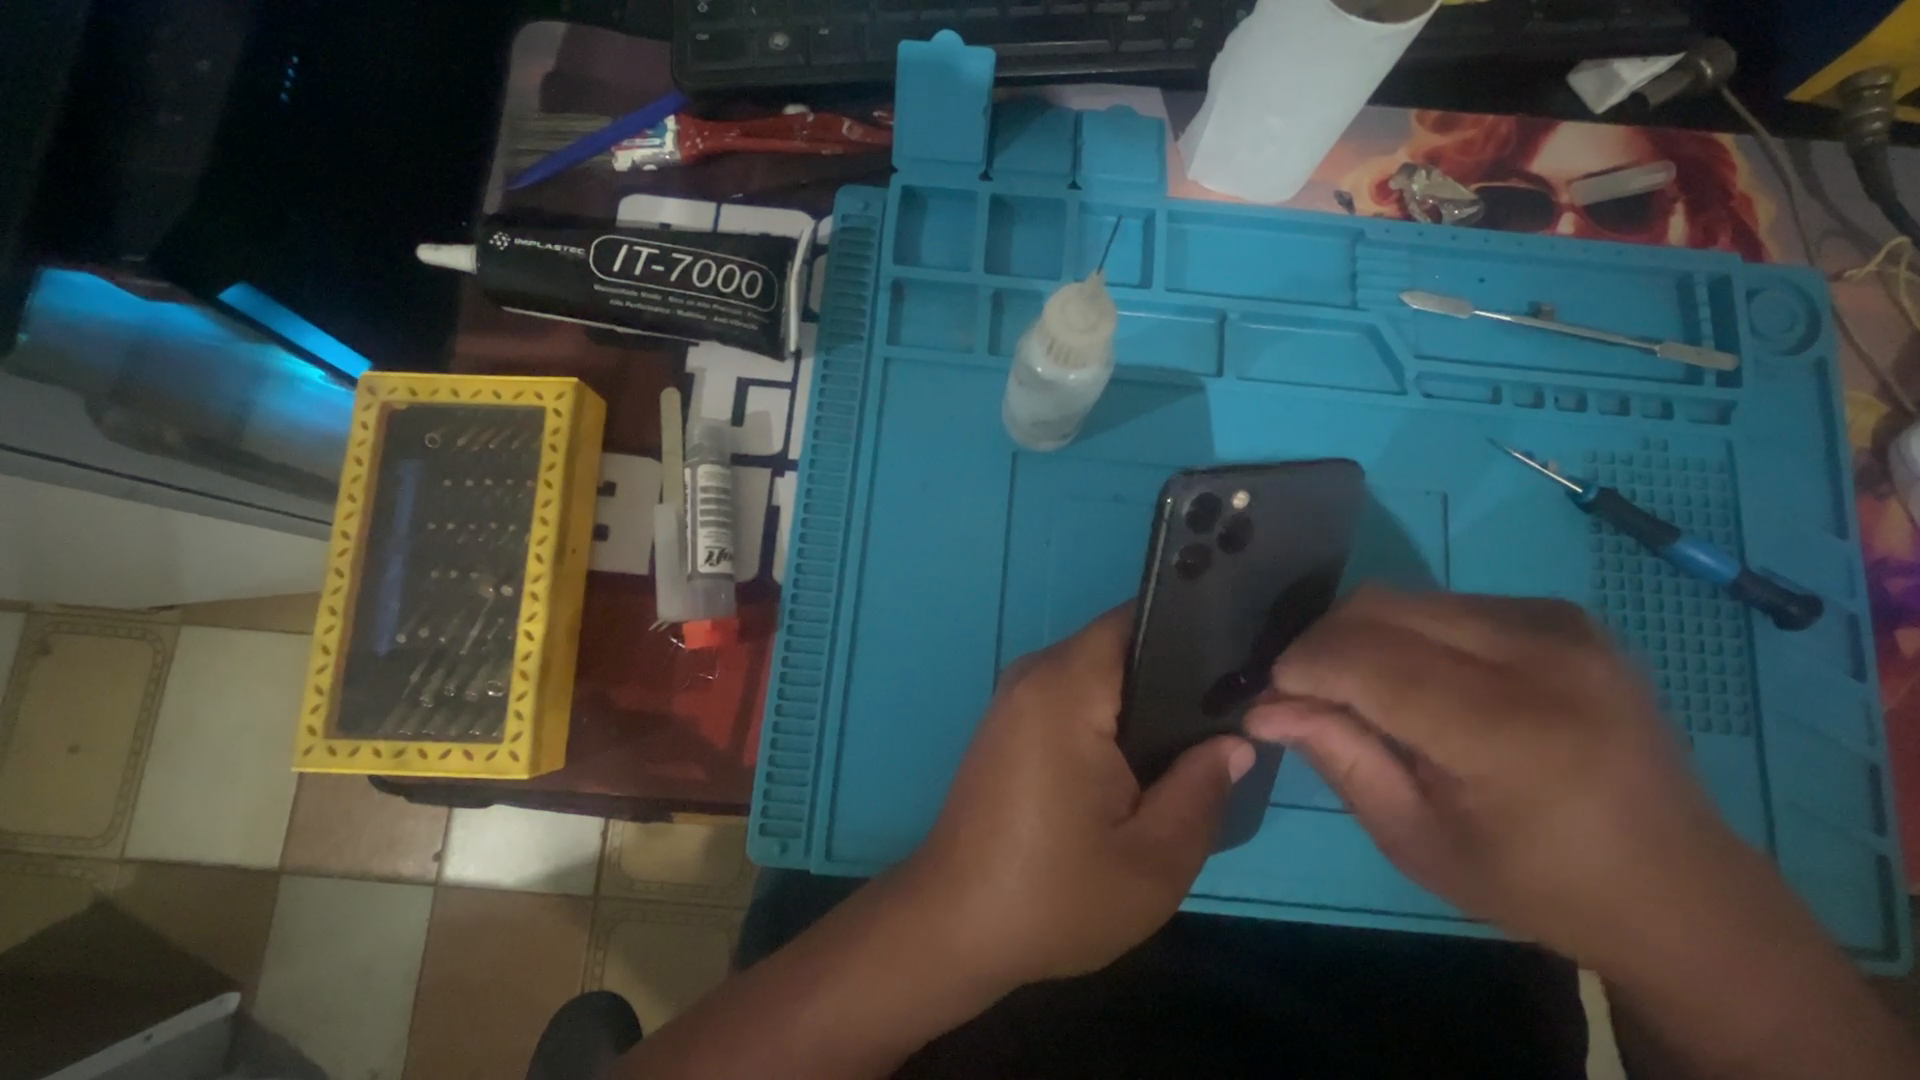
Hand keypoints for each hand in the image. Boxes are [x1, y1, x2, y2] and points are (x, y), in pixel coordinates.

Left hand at [901, 606, 1254, 990]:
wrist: (953, 928)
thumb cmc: (1052, 896)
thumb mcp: (1152, 861)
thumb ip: (1202, 790)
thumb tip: (1235, 742)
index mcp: (1065, 690)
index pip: (1137, 622)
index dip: (1194, 632)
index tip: (1244, 666)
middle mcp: (1034, 676)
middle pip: (1119, 646)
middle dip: (1176, 674)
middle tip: (1236, 713)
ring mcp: (1014, 699)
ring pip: (1098, 674)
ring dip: (1143, 701)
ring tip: (1202, 737)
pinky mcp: (1009, 726)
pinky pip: (1073, 697)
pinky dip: (1110, 718)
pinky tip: (1146, 758)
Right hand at [1245, 586, 1746, 970]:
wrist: (1681, 888)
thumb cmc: (1538, 884)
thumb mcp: (1417, 841)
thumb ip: (1340, 759)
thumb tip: (1263, 708)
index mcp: (1510, 730)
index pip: (1365, 659)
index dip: (1299, 670)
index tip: (1270, 703)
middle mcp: (1541, 655)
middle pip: (1379, 607)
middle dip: (1320, 645)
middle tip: (1306, 697)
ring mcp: (1561, 625)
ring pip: (1406, 597)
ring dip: (1361, 638)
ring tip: (1363, 694)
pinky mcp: (1565, 615)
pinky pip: (1447, 602)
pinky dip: (1407, 633)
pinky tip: (1418, 682)